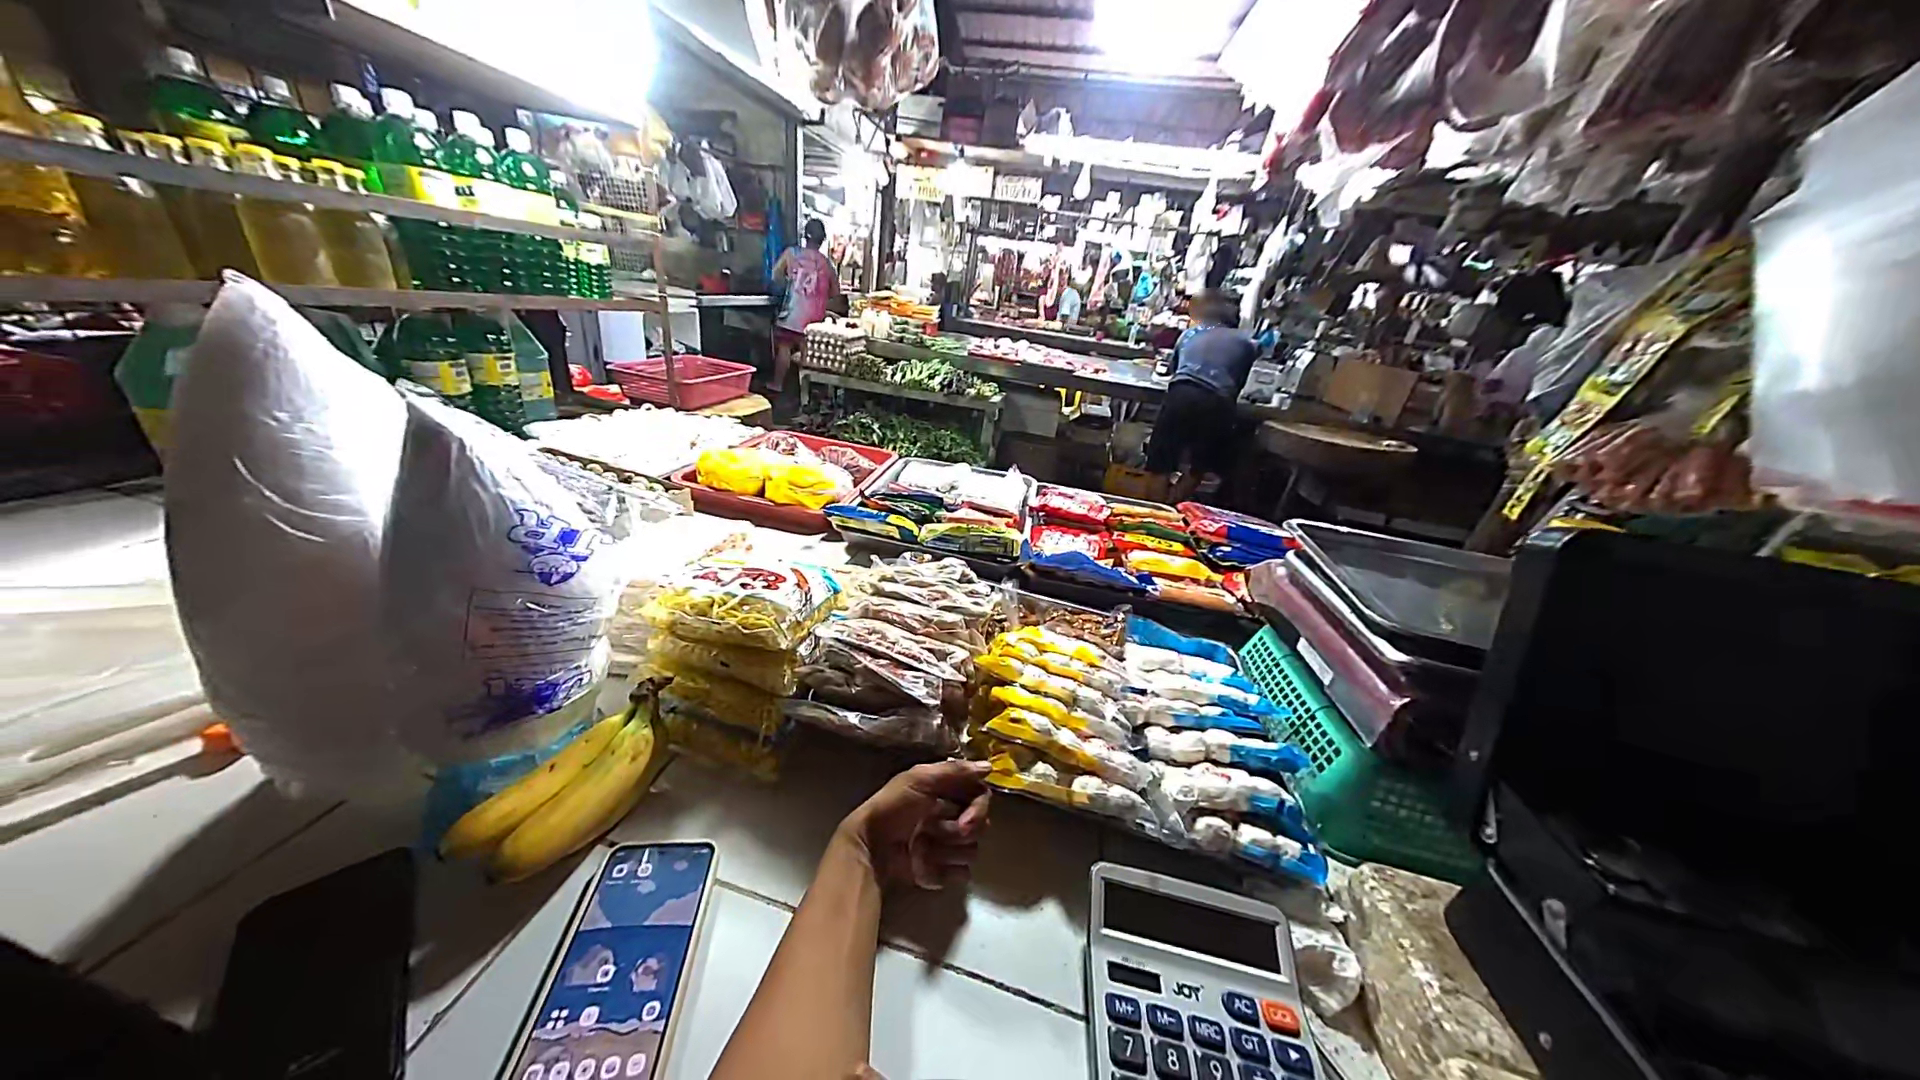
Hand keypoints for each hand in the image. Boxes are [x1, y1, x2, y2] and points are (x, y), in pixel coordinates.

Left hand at [838, 759, 991, 889]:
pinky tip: (926, 864)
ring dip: (949, 849)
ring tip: (923, 845)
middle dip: (963, 829)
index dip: (979, 808)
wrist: (869, 845)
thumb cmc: (892, 807)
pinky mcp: (941, 871)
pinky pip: (962, 874)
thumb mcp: (918, 778)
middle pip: (981, 826)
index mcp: (947, 793)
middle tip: (938, 831)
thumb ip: (954, 771)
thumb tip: (989, 767)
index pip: (980, 797)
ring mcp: (947, 846)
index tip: (967, 819)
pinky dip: (947, 870)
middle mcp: (951, 817)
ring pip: (972, 850)